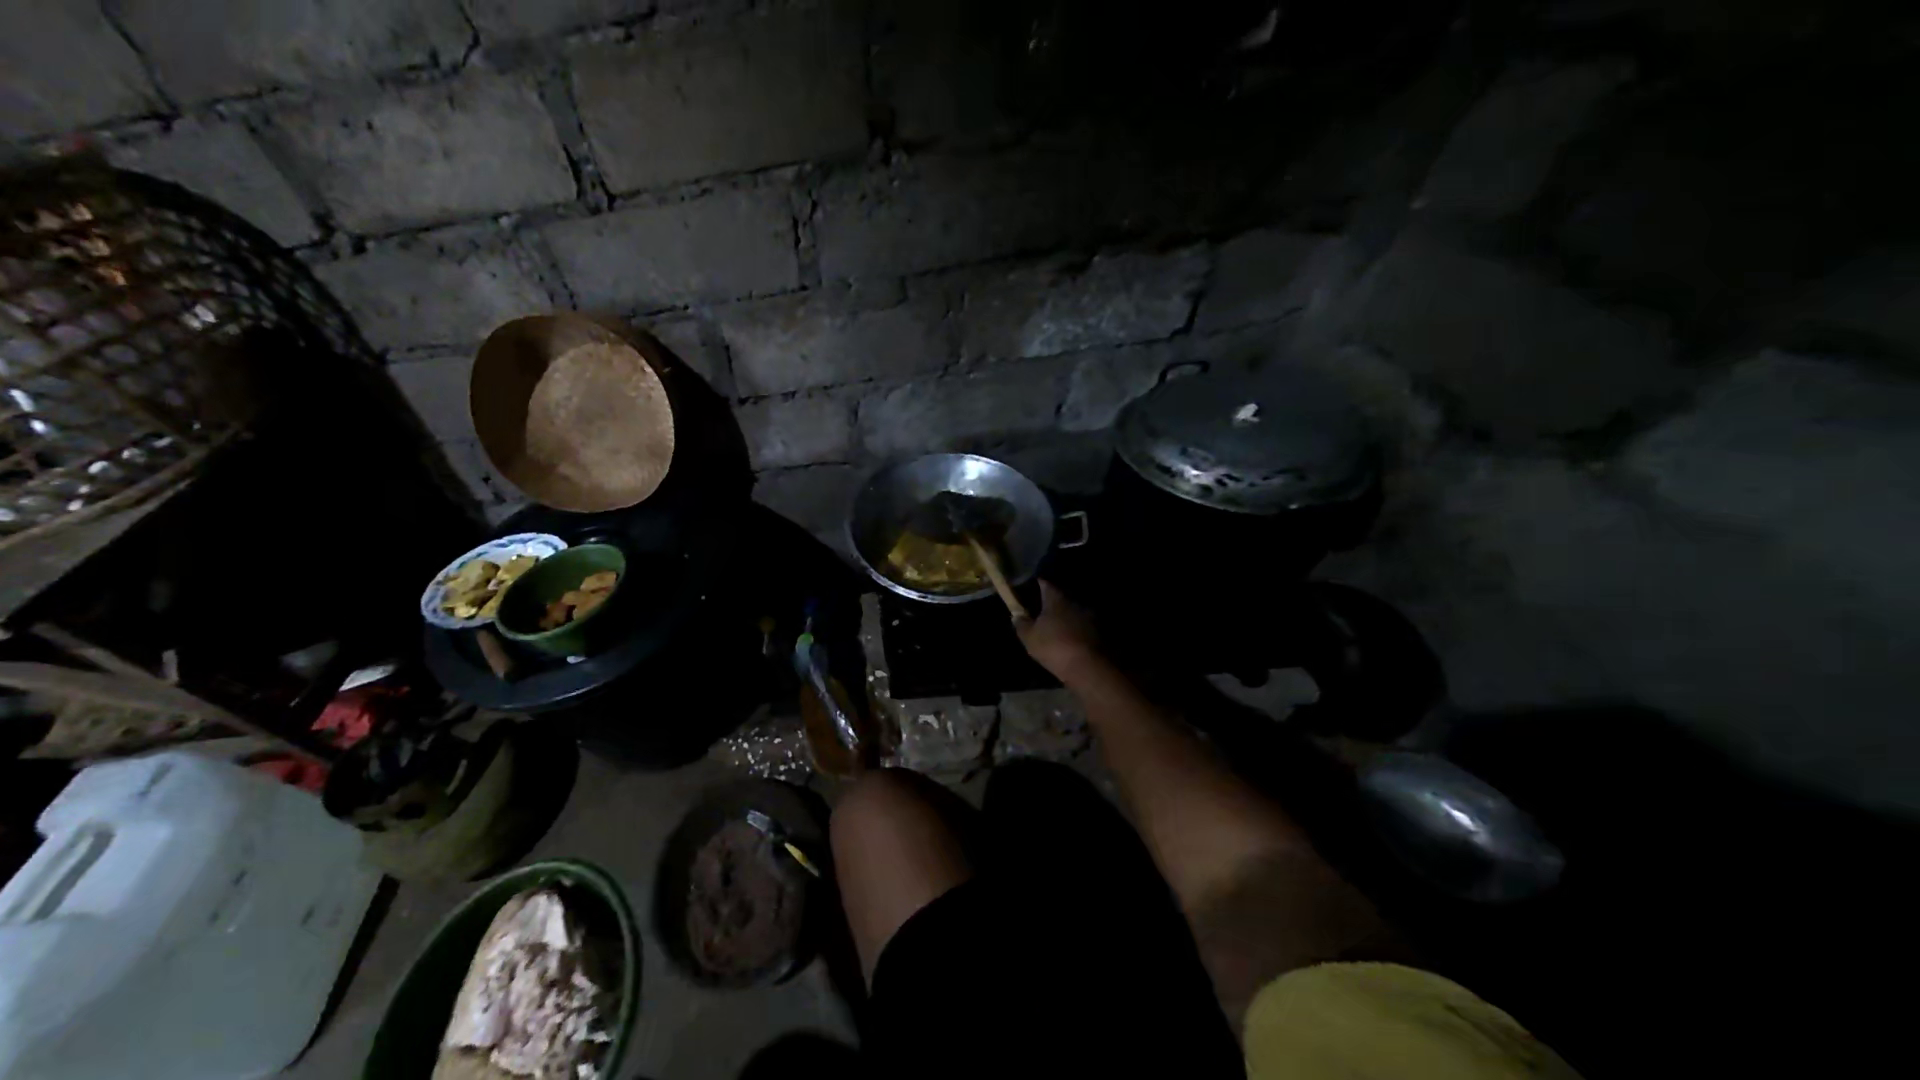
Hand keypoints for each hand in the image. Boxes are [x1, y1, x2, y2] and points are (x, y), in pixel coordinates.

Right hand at [1013, 580, 1103, 682]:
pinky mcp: (1100, 632)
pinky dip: (1076, 630)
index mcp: (1057, 598)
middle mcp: (1075, 602)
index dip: (1037, 585)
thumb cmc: (1054, 646)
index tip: (1030, 588)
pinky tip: (1070, 640)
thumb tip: (1016, 615)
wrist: (1088, 667)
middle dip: (1052, 603)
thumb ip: (1021, 624)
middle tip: (1041, 611)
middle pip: (1061, 597)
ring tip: (1056, 627)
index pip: (1045, 584)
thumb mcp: (1029, 637)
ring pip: (1073, 612)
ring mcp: (1090, 616)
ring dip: (1065, 618)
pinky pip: (1083, 627)